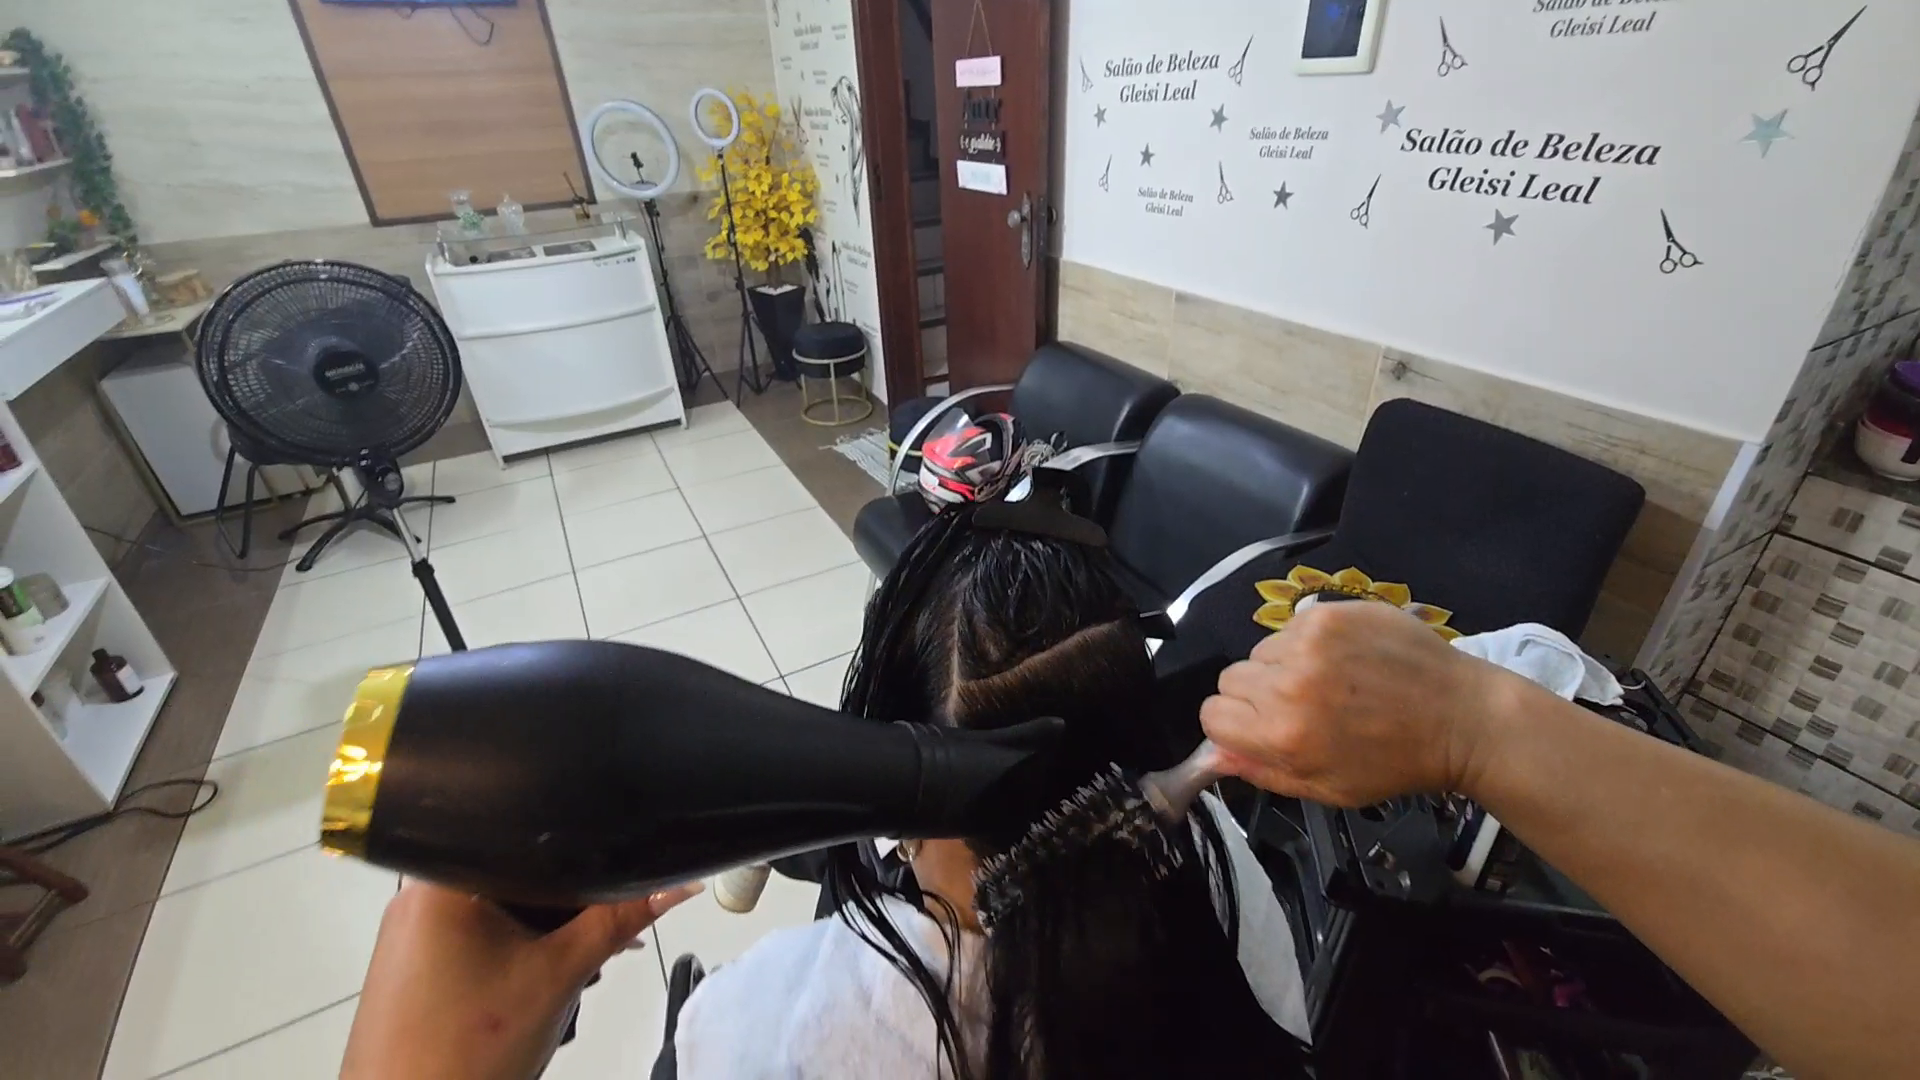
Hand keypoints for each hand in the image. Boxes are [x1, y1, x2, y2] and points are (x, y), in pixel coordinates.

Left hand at [341, 881, 701, 1079]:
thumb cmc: (473, 1048)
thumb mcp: (560, 975)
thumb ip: (621, 918)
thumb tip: (683, 883)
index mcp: (444, 881)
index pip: (534, 839)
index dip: (588, 845)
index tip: (632, 852)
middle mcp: (423, 894)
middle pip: (525, 872)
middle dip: (577, 895)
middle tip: (624, 912)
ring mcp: (416, 932)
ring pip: (510, 903)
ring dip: (555, 923)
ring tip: (598, 946)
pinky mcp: (419, 964)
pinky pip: (489, 930)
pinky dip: (527, 942)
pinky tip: (558, 965)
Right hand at [1200, 601, 1522, 806]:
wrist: (1464, 718)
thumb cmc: (1395, 762)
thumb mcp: (1327, 788)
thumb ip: (1261, 770)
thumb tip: (1213, 754)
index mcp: (1282, 732)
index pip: (1212, 714)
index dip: (1234, 724)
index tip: (1262, 726)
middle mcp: (1286, 682)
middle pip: (1230, 679)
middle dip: (1255, 694)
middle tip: (1300, 705)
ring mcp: (1307, 641)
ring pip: (1259, 652)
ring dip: (1281, 666)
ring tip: (1329, 680)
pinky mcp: (1327, 613)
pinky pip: (1289, 627)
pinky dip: (1307, 643)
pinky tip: (1344, 658)